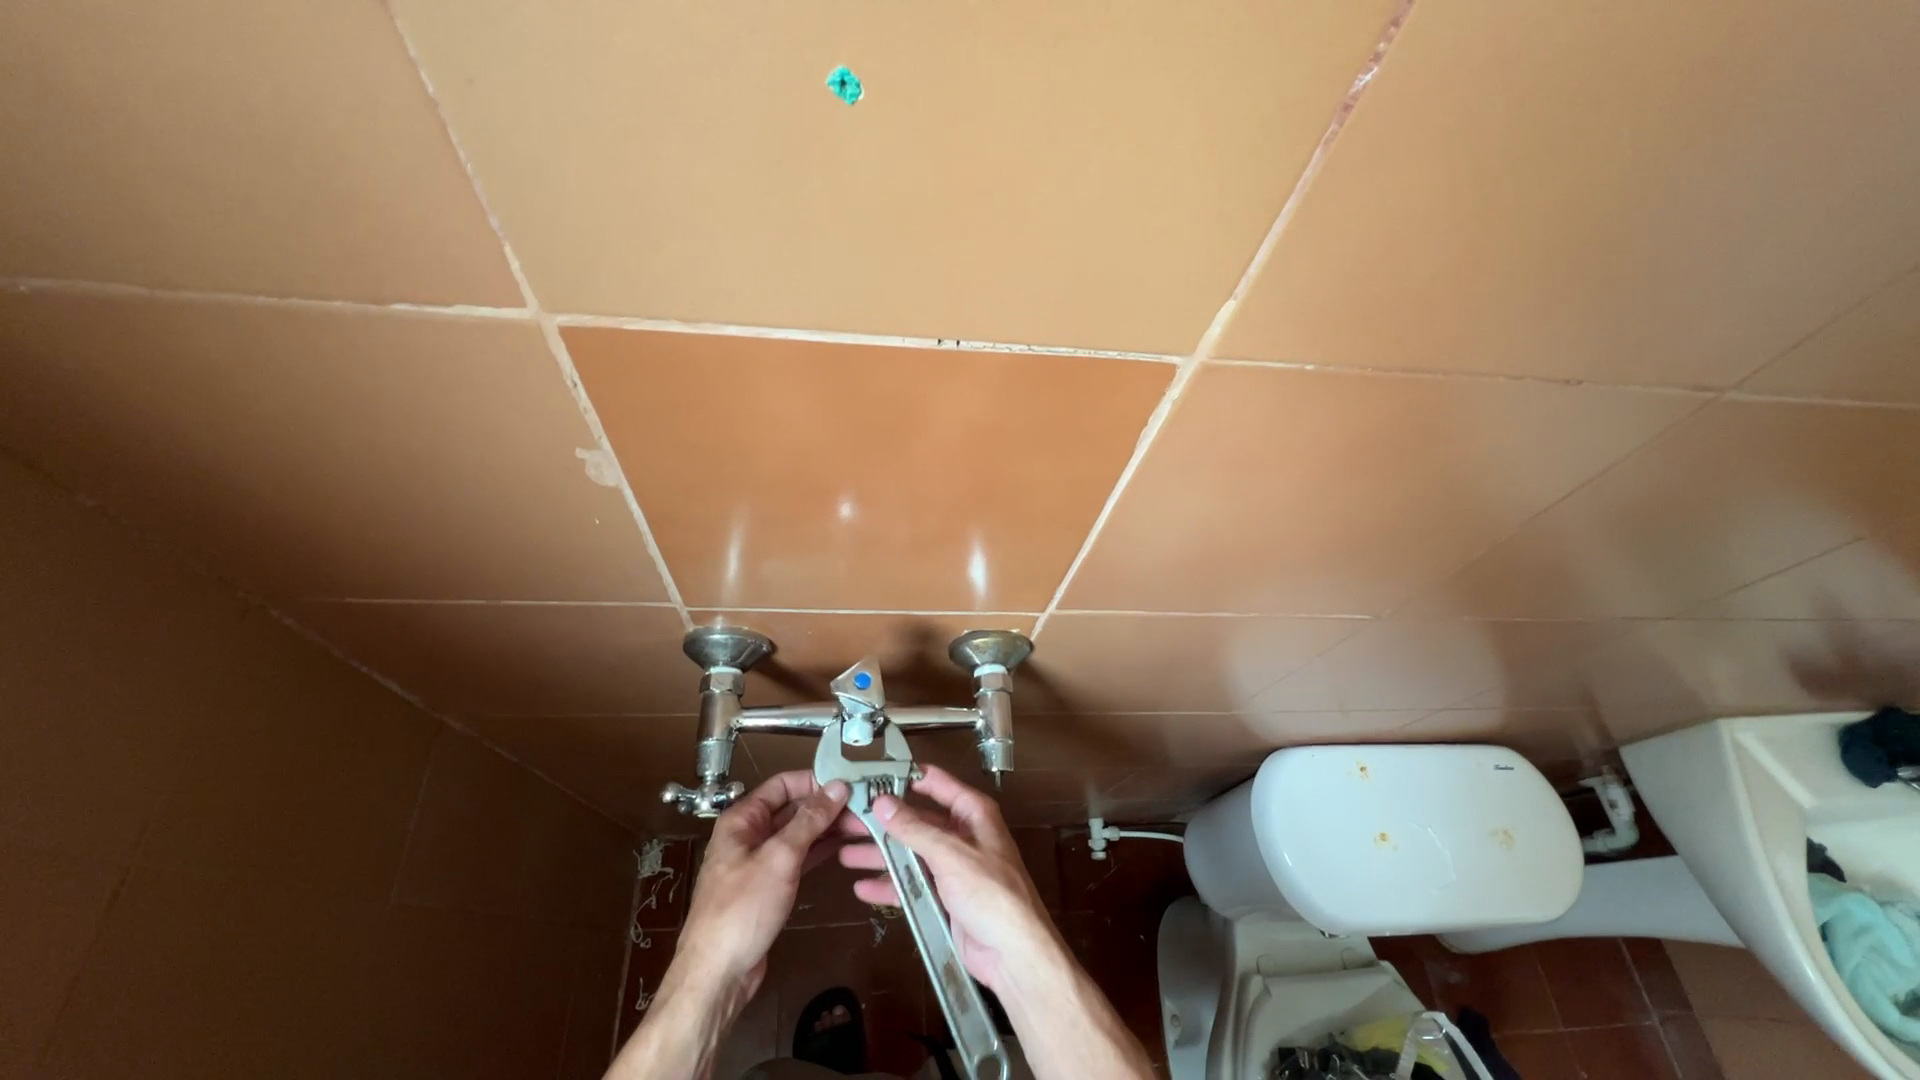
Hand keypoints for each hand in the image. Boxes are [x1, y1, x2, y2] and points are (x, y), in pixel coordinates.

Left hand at [677, 771, 850, 999]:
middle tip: (865, 808)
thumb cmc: (743, 909)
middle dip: (827, 806)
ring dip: (827, 829)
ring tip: (863, 826)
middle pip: (792, 809)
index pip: (783, 785)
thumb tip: (838, 786)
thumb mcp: (779, 858)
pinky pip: (798, 858)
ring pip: (798, 834)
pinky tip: (844, 849)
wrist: (718, 973)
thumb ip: (810, 820)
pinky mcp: (769, 887)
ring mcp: (759, 862)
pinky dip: (820, 851)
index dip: (816, 780)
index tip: (850, 783)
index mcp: (743, 820)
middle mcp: (749, 835)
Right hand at [838, 765, 1056, 992]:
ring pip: (910, 853)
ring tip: (843, 854)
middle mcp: (963, 836)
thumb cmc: (990, 893)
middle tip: (845, 820)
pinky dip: (889, 885)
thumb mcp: (951, 855)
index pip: (936, 784)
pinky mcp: (945, 898)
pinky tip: (862, 887)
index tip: (870, 775)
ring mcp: (953, 868)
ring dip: (880, 854)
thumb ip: (914, 829)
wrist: (1014, 954)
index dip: (905, 777)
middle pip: (917, 821)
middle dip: (883, 822)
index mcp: (973, 814)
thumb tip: (881, 802)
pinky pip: (912, 884)